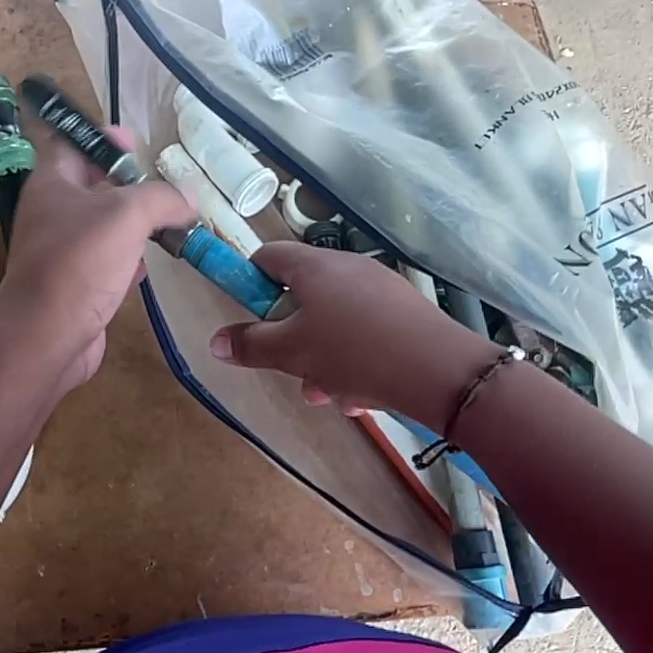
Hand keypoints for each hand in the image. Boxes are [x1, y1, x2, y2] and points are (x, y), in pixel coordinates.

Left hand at [0, 127, 196, 392]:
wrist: (49, 335)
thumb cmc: (80, 262)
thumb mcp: (128, 214)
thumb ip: (162, 198)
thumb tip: (188, 199)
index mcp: (52, 183)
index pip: (71, 143)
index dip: (101, 136)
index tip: (134, 140)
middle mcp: (52, 214)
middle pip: (91, 186)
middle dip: (127, 185)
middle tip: (161, 187)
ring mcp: (61, 252)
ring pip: (102, 227)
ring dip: (133, 225)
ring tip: (167, 224)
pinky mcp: (74, 286)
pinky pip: (104, 263)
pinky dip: (127, 260)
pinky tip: (146, 268)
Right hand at [209, 242, 502, 428]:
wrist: (437, 370)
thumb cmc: (353, 353)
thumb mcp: (292, 353)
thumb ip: (251, 346)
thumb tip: (215, 341)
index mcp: (314, 266)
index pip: (268, 256)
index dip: (249, 281)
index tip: (248, 314)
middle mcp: (347, 267)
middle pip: (303, 295)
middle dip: (292, 338)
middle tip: (291, 370)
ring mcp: (380, 288)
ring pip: (335, 322)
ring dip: (323, 359)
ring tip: (330, 396)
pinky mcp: (405, 312)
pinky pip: (365, 332)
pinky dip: (356, 360)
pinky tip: (362, 395)